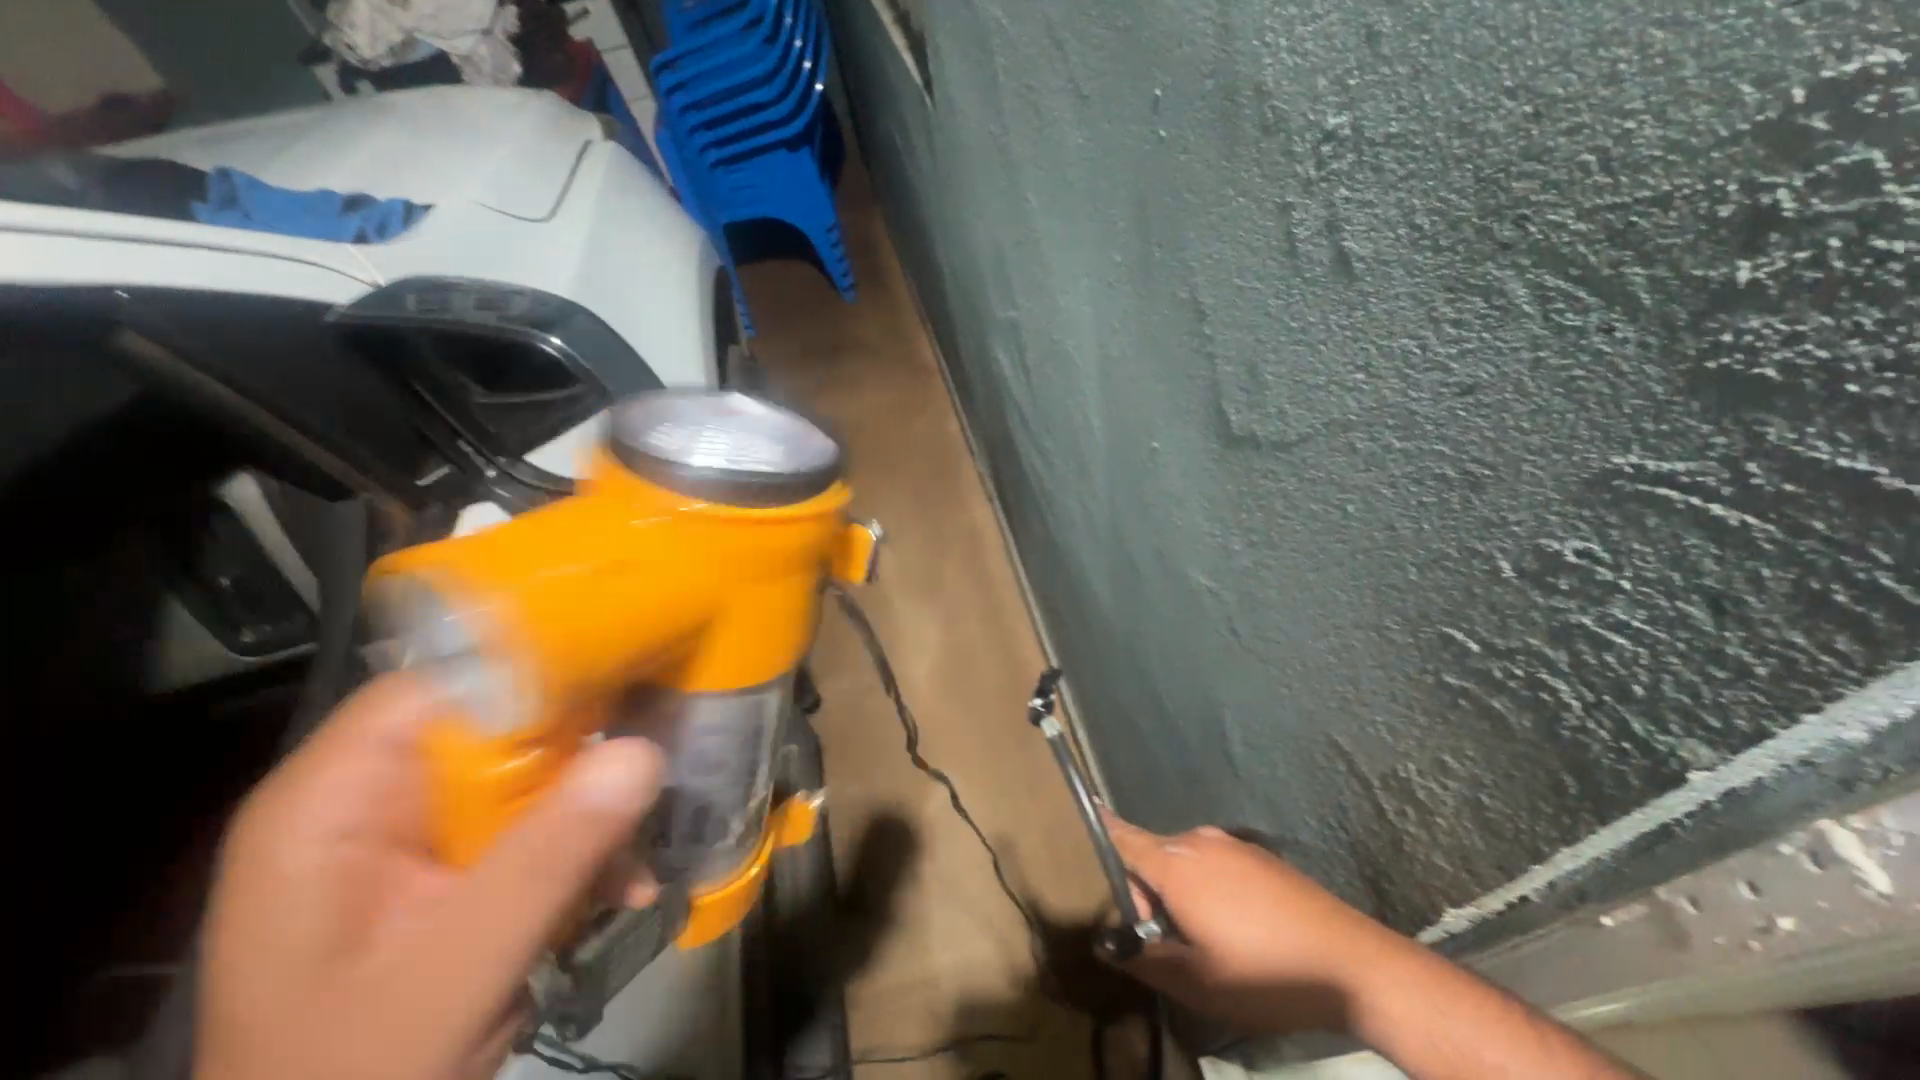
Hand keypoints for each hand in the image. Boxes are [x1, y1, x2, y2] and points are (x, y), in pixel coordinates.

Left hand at [195, 675, 665, 1079]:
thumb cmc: (355, 1073)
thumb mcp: (457, 970)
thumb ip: (546, 860)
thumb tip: (641, 753)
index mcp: (330, 805)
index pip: (433, 691)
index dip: (525, 680)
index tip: (620, 687)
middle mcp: (366, 805)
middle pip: (487, 734)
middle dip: (572, 764)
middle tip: (644, 786)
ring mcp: (405, 843)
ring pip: (518, 784)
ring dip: (584, 821)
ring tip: (632, 870)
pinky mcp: (441, 878)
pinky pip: (521, 834)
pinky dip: (573, 858)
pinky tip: (616, 893)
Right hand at [1104, 811, 1416, 1034]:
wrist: (1354, 965)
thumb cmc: (1264, 973)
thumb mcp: (1194, 982)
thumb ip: (1141, 958)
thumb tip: (1107, 942)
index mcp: (1175, 863)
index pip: (1118, 835)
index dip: (1092, 840)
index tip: (1072, 852)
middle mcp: (1199, 840)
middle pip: (1148, 852)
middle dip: (1139, 888)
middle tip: (1148, 935)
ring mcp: (1234, 846)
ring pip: (1182, 860)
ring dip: (1174, 891)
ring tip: (1188, 937)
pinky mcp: (1261, 858)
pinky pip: (1213, 864)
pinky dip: (1204, 888)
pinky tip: (1227, 928)